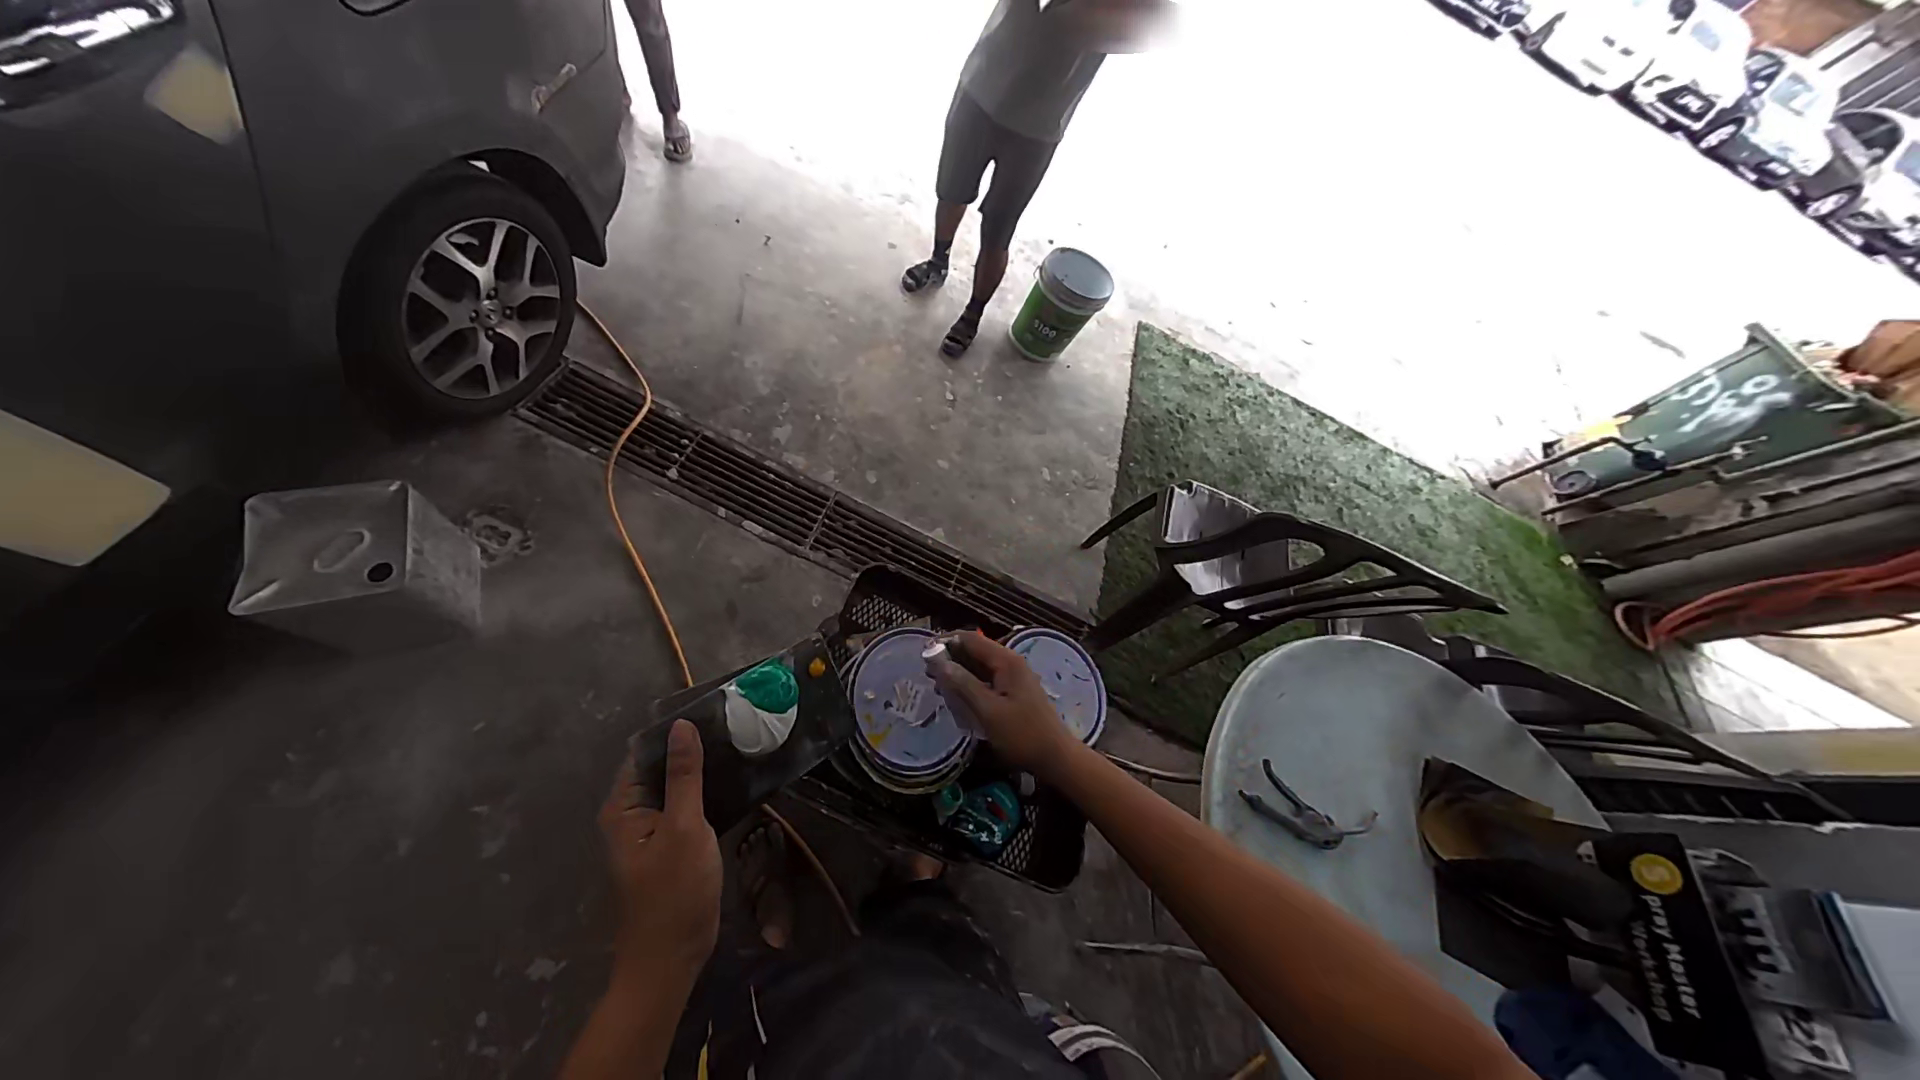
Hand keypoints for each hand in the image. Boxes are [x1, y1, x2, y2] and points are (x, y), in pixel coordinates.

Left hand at [599, 720, 720, 985]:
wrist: (672, 958)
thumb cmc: (674, 892)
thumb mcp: (684, 828)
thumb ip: (684, 775)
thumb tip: (681, 726)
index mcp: (623, 806)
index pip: (645, 752)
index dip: (675, 731)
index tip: (713, 712)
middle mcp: (632, 813)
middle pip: (662, 766)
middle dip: (692, 747)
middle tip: (735, 725)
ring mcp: (653, 829)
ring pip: (678, 786)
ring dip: (703, 769)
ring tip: (739, 744)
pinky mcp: (672, 842)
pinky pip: (687, 805)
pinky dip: (707, 792)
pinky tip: (735, 779)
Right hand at [928, 631, 1082, 781]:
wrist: (1055, 756)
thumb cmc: (1022, 734)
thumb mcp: (988, 710)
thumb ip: (963, 684)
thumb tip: (938, 662)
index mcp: (1006, 660)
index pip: (970, 638)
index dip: (945, 642)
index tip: (923, 654)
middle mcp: (1010, 662)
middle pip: (974, 650)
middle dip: (950, 659)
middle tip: (927, 675)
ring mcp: (1013, 676)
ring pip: (979, 666)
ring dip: (959, 673)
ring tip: (938, 688)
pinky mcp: (1013, 690)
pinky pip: (986, 679)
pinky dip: (970, 684)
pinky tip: (957, 698)